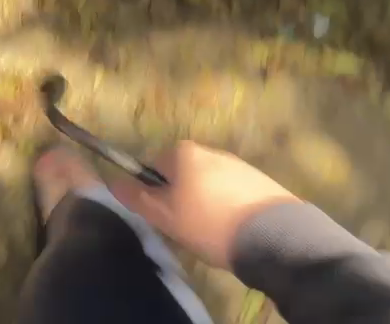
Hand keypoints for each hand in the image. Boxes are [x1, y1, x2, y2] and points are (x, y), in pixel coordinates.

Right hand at [107, 141, 299, 268]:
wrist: (277, 239)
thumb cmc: (210, 222)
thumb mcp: (165, 216)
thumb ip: (136, 197)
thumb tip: (112, 181)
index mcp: (182, 152)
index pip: (155, 166)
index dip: (157, 192)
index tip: (168, 216)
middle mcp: (209, 150)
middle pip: (184, 173)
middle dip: (185, 196)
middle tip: (192, 227)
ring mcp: (240, 165)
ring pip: (212, 184)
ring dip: (211, 203)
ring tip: (220, 233)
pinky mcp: (266, 184)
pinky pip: (238, 194)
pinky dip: (235, 208)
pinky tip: (241, 231)